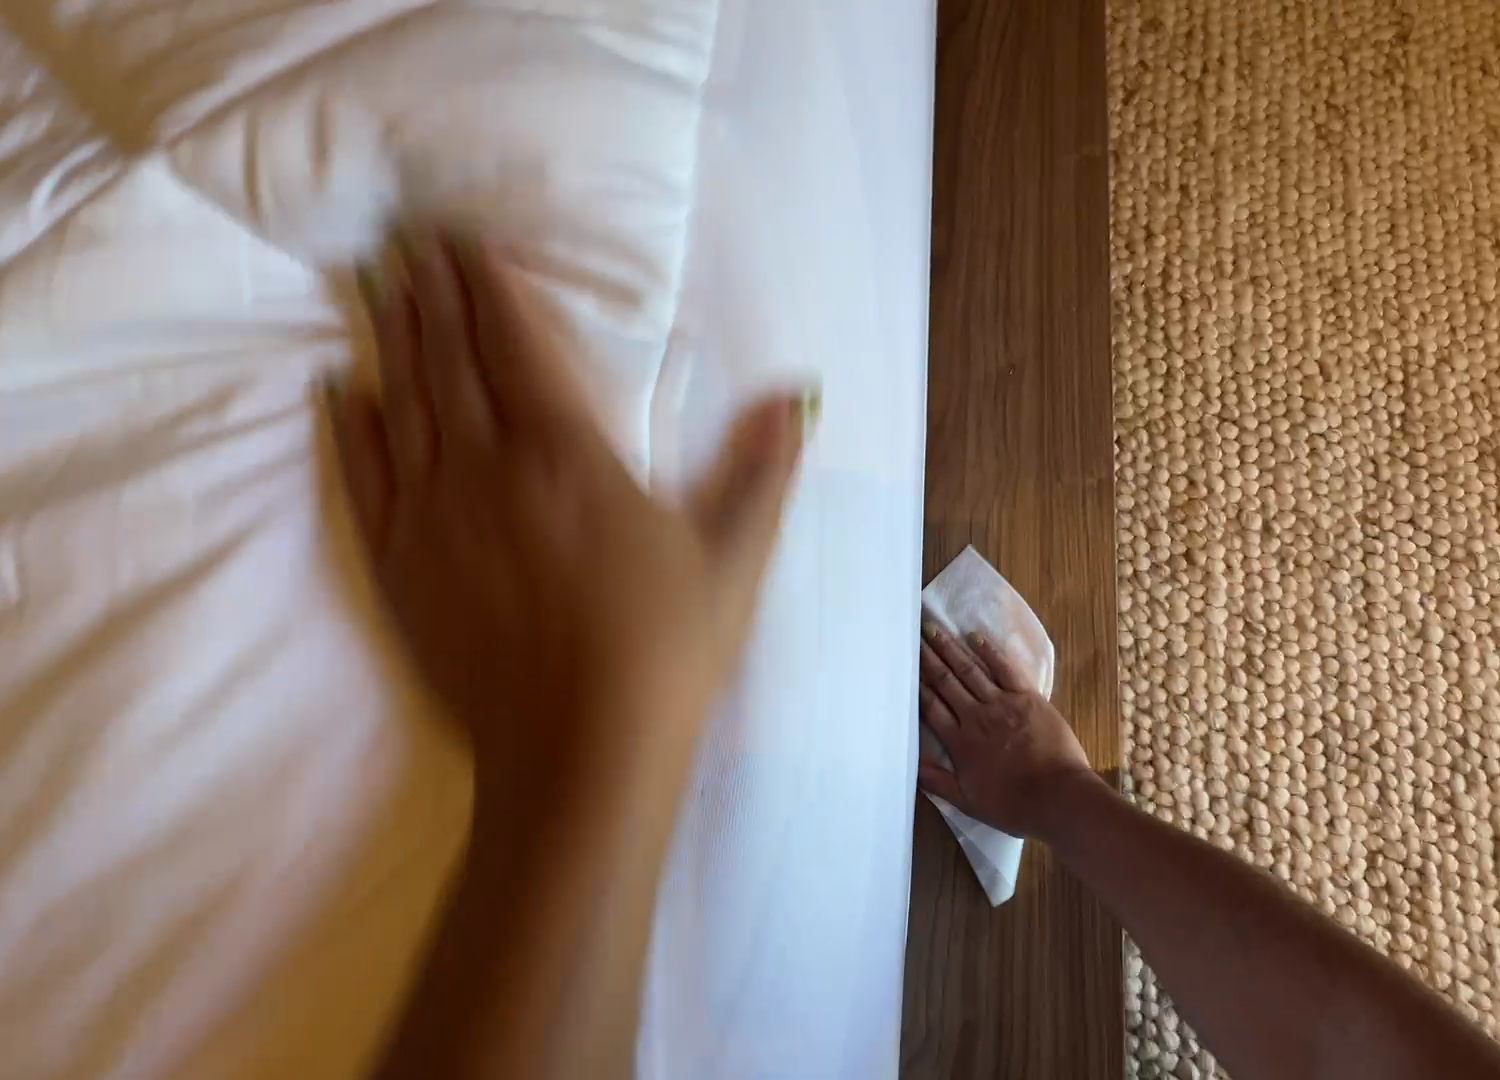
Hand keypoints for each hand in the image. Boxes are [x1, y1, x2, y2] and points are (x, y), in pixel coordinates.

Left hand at [325, 228, 806, 812]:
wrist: (581, 754)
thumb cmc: (669, 650)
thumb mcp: (736, 558)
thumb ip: (763, 471)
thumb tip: (799, 397)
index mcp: (572, 460)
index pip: (520, 347)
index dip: (493, 287)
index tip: (466, 238)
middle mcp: (489, 472)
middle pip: (452, 362)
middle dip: (435, 295)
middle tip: (412, 241)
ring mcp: (432, 519)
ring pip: (403, 406)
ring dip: (392, 341)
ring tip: (377, 287)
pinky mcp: (399, 568)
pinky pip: (365, 476)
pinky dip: (351, 427)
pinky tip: (342, 390)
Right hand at [917, 623, 1099, 838]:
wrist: (1058, 797)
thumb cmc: (1014, 805)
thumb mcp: (969, 803)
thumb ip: (938, 782)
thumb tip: (911, 765)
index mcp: (960, 743)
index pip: (931, 707)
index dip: (916, 685)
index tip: (904, 665)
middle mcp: (975, 717)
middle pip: (946, 682)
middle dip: (928, 658)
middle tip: (913, 635)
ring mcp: (1002, 703)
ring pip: (970, 670)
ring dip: (951, 648)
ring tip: (934, 629)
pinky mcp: (1027, 697)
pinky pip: (1005, 668)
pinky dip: (990, 651)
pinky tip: (975, 636)